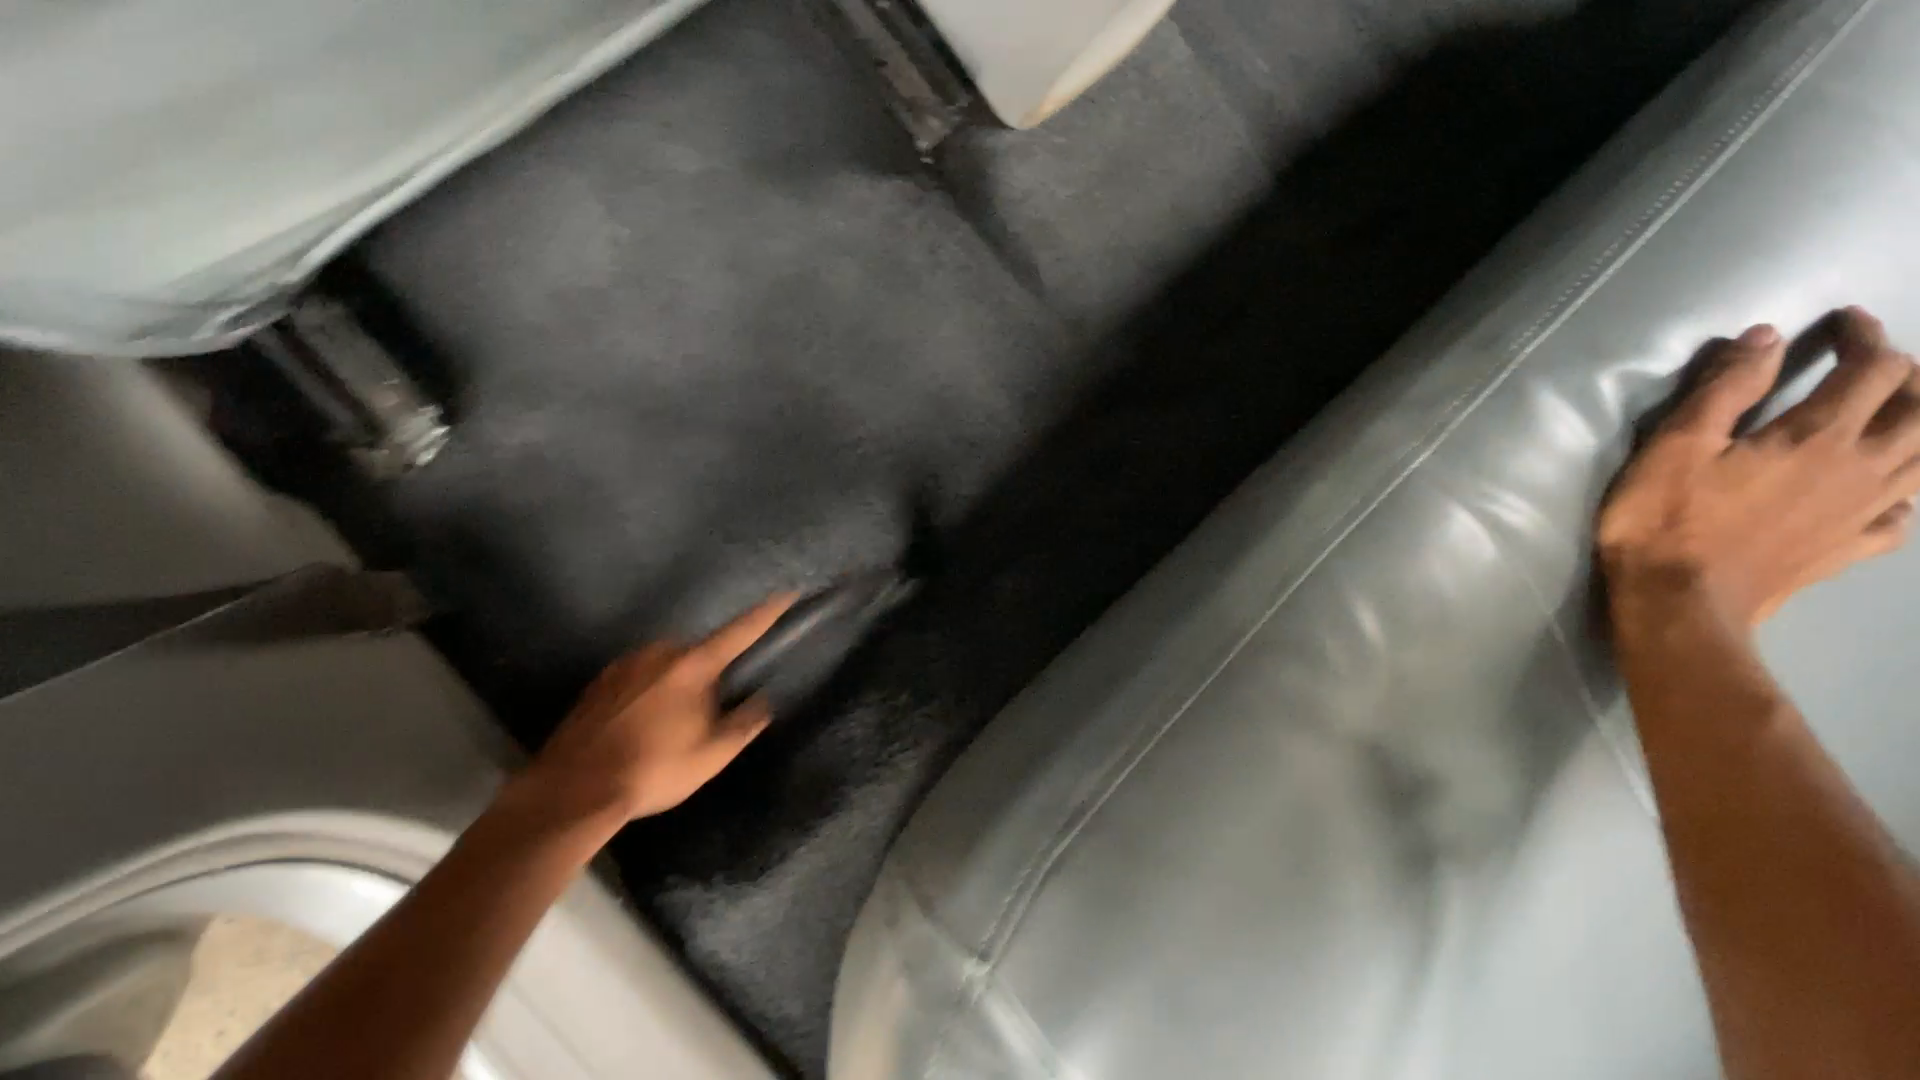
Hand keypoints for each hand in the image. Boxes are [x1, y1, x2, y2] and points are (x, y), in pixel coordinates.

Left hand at [511, 594, 797, 823]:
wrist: (574, 789)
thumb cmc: (653, 769)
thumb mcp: (712, 755)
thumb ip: (744, 723)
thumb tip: (762, 701)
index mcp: (692, 666)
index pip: (739, 633)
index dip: (766, 614)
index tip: (786, 594)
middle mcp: (658, 653)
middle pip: (698, 655)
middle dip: (708, 676)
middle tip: (706, 716)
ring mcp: (624, 665)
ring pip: (665, 667)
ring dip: (674, 687)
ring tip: (668, 730)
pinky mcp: (597, 683)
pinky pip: (637, 680)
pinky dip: (646, 696)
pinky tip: (639, 729)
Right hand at [1599, 309, 1919, 625]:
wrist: (1679, 604)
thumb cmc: (1664, 521)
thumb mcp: (1675, 446)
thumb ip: (1725, 389)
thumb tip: (1767, 337)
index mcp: (1817, 437)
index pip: (1871, 369)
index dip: (1865, 336)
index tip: (1844, 320)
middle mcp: (1861, 468)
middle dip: (1907, 375)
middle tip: (1873, 364)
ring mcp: (1861, 512)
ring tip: (1898, 415)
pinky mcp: (1848, 549)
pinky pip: (1902, 516)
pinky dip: (1905, 495)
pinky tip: (1888, 493)